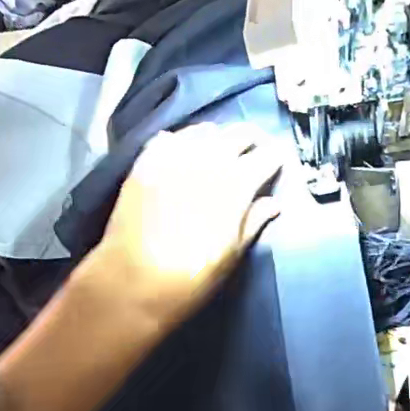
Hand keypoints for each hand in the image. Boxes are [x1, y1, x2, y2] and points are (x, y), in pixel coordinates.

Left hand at [83, 124, 284, 333]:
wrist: (133, 280)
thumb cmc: (192, 275)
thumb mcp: (233, 253)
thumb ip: (254, 221)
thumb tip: (273, 204)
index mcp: (238, 181)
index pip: (268, 155)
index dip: (276, 157)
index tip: (277, 162)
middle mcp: (209, 158)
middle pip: (240, 133)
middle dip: (253, 140)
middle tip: (254, 151)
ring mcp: (175, 155)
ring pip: (205, 130)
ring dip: (219, 137)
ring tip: (220, 148)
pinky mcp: (146, 159)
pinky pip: (170, 137)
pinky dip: (183, 141)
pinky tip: (184, 152)